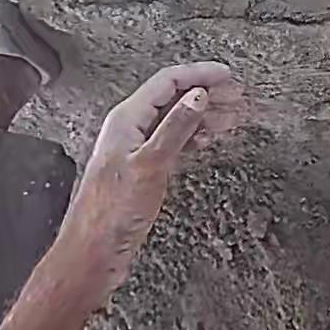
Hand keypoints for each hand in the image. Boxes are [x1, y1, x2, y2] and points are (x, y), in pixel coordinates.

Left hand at [58, 61, 244, 294]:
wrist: (93, 256)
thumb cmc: (112, 214)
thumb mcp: (150, 166)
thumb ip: (175, 127)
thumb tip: (199, 95)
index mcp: (127, 119)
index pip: (168, 81)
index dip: (199, 74)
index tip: (226, 75)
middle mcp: (132, 127)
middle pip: (174, 97)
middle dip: (207, 93)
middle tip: (236, 95)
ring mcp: (137, 147)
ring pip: (177, 118)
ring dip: (205, 114)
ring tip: (232, 116)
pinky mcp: (144, 166)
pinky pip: (174, 139)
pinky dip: (194, 135)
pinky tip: (208, 139)